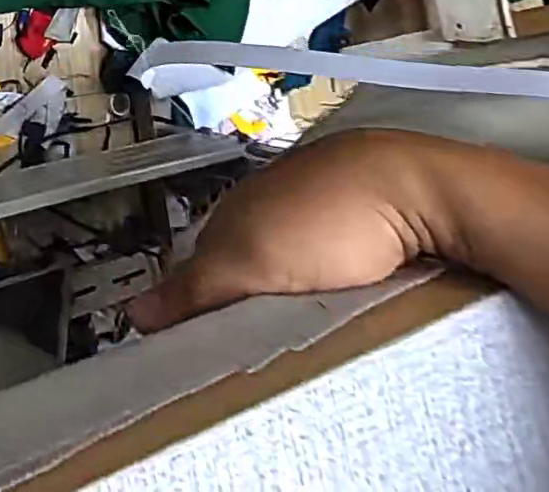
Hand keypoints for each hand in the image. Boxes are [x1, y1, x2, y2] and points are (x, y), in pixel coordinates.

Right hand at [128, 129, 459, 331]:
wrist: (413, 189)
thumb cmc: (326, 212)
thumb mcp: (247, 260)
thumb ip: (192, 287)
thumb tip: (135, 311)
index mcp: (227, 220)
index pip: (191, 277)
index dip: (190, 315)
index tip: (194, 357)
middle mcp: (263, 222)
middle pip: (236, 283)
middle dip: (239, 319)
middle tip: (253, 360)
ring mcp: (310, 232)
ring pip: (282, 286)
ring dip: (285, 316)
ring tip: (297, 349)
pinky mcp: (355, 246)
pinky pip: (325, 285)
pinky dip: (324, 305)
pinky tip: (336, 321)